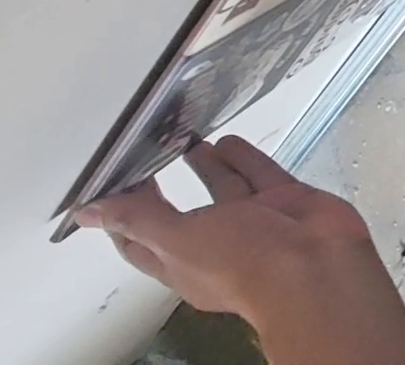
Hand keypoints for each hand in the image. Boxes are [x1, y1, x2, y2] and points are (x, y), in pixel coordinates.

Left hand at [78, 136, 404, 364]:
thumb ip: (141, 219)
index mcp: (181, 262)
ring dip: (207, 167)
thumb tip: (89, 212)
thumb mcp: (181, 240)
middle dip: (166, 188)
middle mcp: (215, 242)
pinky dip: (245, 158)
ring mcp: (253, 220)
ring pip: (224, 189)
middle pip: (182, 212)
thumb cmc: (244, 262)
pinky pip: (261, 175)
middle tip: (151, 155)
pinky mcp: (285, 201)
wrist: (315, 262)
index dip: (123, 213)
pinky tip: (231, 143)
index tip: (113, 184)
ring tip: (190, 141)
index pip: (140, 238)